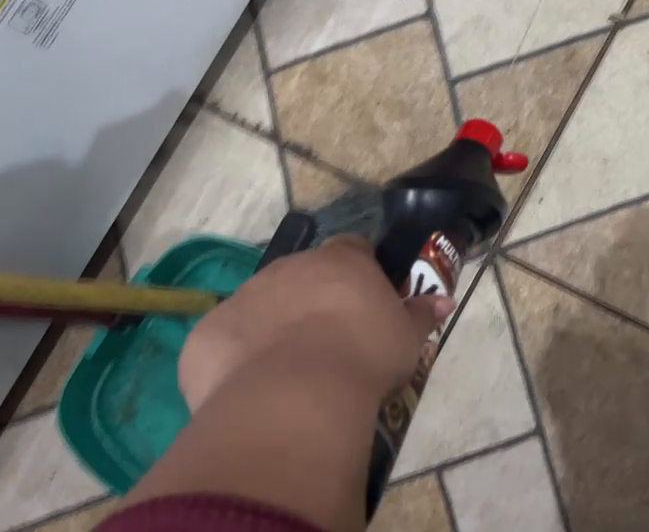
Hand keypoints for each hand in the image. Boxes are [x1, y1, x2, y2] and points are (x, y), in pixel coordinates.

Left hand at [179, 235, 453, 411]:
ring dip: (273, 324)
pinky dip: (236, 356)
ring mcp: (242, 299)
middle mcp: (290, 268)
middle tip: (329, 336)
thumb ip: (422, 314)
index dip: (359, 270)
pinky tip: (252, 386)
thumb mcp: (407, 338)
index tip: (366, 298)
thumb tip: (443, 302)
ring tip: (288, 367)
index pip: (352, 248)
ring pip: (261, 305)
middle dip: (312, 298)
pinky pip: (224, 340)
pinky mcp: (204, 335)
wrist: (291, 401)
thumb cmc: (363, 357)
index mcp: (341, 262)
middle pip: (303, 274)